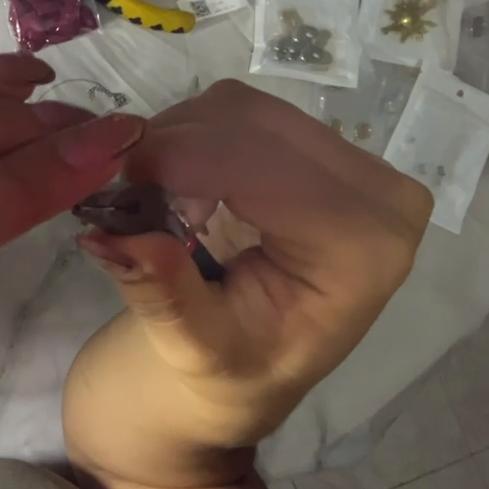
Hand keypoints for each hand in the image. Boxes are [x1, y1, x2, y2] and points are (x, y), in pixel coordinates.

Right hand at [63, 80, 432, 488]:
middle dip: (171, 146)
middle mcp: (378, 198)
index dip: (175, 159)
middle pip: (251, 122)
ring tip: (149, 197)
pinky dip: (188, 131)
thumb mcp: (190, 351)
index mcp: (361, 250)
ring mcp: (354, 171)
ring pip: (240, 106)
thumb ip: (162, 294)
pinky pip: (239, 109)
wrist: (233, 381)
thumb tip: (110, 237)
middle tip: (121, 193)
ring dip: (176, 137)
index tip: (113, 188)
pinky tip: (174, 182)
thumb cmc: (218, 380)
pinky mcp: (322, 157)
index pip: (259, 163)